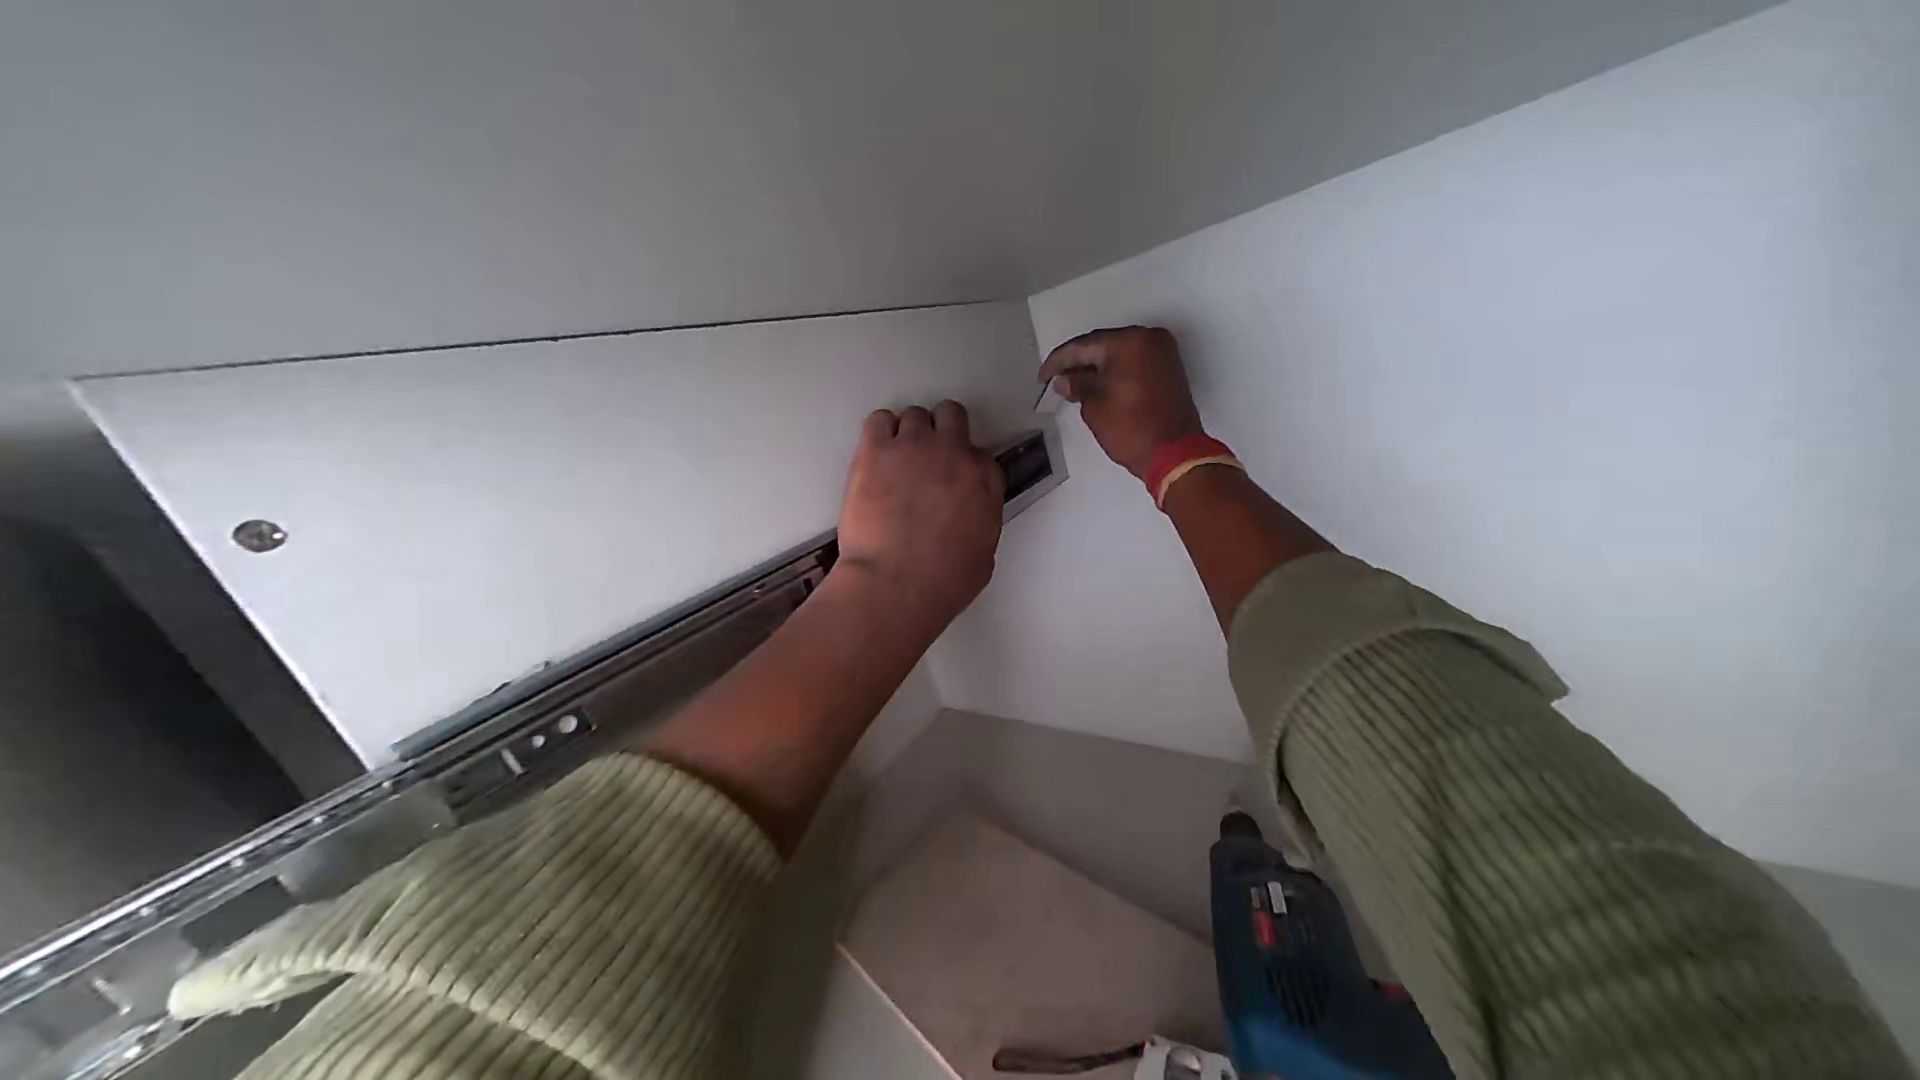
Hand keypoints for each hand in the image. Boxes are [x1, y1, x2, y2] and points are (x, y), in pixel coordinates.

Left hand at [835, 402, 1004, 631]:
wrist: (896, 584)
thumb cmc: (944, 581)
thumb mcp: (984, 553)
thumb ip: (981, 520)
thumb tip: (968, 515)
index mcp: (984, 480)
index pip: (980, 454)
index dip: (963, 465)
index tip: (950, 480)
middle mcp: (953, 453)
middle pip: (951, 416)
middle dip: (940, 431)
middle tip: (925, 458)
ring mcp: (913, 447)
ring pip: (914, 415)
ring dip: (908, 433)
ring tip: (895, 461)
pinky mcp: (875, 450)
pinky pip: (879, 420)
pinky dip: (879, 432)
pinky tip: (875, 455)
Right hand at [1038, 325, 1203, 477]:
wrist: (1175, 454)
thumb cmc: (1131, 429)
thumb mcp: (1094, 407)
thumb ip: (1077, 386)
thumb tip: (1065, 380)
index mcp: (1128, 342)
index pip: (1083, 345)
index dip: (1058, 361)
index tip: (1043, 376)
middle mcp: (1148, 338)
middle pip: (1102, 344)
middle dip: (1078, 361)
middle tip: (1056, 379)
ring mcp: (1163, 351)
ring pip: (1119, 352)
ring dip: (1097, 366)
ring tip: (1074, 383)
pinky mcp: (1169, 367)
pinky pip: (1134, 361)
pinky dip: (1115, 370)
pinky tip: (1098, 383)